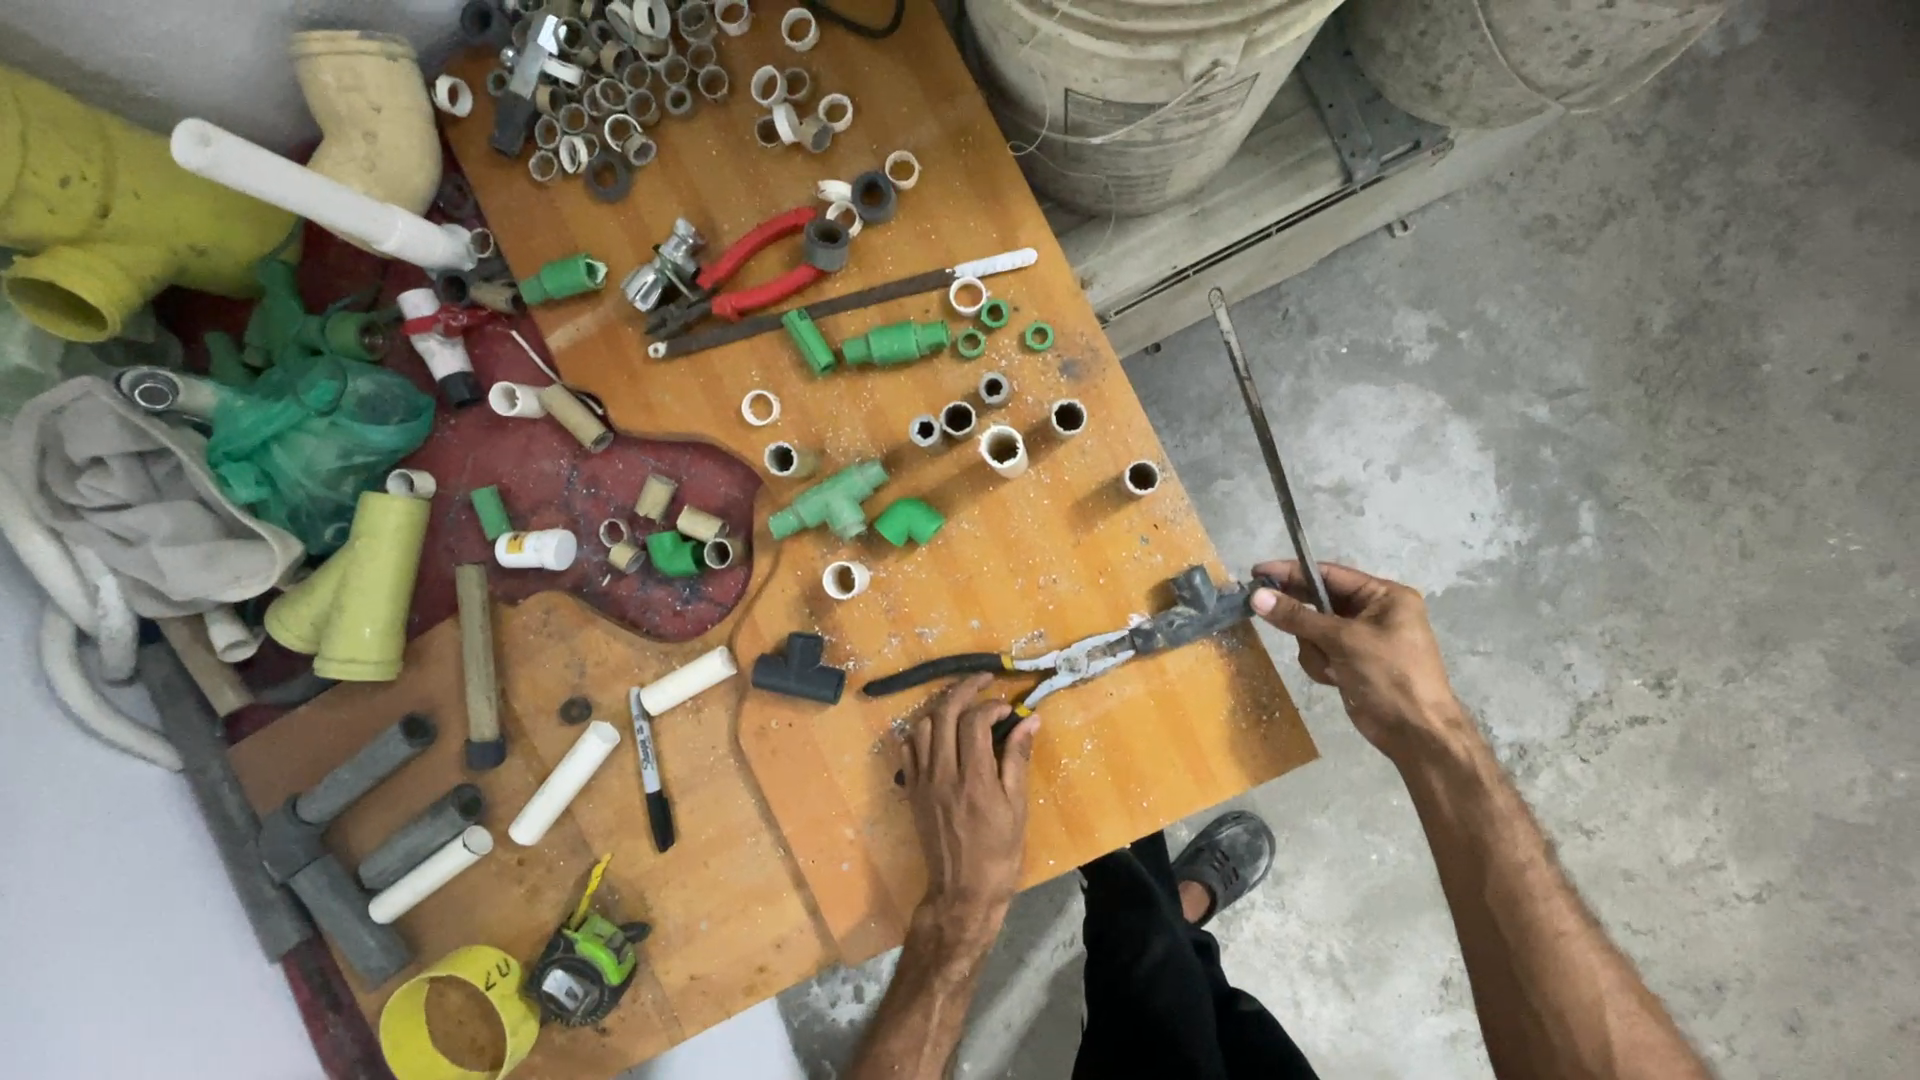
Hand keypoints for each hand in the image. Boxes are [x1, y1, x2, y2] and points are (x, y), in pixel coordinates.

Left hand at [900, 673, 1039, 948]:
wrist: (963, 892)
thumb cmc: (999, 853)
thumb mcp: (1017, 807)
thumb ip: (1018, 759)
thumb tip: (1029, 720)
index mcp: (973, 778)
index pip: (974, 720)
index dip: (991, 704)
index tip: (1007, 706)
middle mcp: (942, 773)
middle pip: (944, 713)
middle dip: (964, 689)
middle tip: (983, 681)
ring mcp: (922, 781)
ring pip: (921, 726)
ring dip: (941, 708)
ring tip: (962, 706)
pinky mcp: (911, 790)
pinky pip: (908, 749)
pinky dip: (922, 731)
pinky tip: (938, 733)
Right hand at [1251, 560, 1466, 757]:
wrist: (1414, 732)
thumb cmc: (1389, 675)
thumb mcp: (1343, 640)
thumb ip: (1297, 617)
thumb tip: (1257, 596)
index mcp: (1384, 596)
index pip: (1329, 575)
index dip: (1291, 572)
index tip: (1258, 572)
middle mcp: (1373, 612)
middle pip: (1319, 602)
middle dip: (1299, 614)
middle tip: (1259, 606)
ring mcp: (1360, 639)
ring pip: (1312, 630)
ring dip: (1314, 648)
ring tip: (1330, 665)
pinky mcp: (1350, 662)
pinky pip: (1318, 652)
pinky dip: (1321, 664)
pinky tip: (1335, 678)